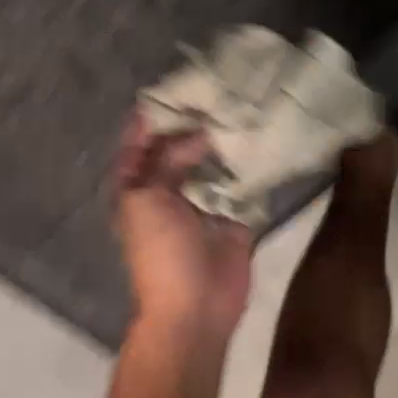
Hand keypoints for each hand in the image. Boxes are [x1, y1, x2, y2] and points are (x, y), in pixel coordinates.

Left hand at [114, 115, 252, 337]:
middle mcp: (168, 192)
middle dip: (192, 126)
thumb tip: (199, 134)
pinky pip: (241, 185)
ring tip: (240, 108)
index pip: (138, 146)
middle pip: (177, 151)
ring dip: (223, 142)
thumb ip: (166, 160)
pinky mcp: (234, 215)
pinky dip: (248, 166)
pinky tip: (260, 139)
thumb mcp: (148, 199)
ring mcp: (202, 204)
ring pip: (211, 164)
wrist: (195, 306)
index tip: (171, 90)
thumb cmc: (160, 252)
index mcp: (137, 190)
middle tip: (216, 94)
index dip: (149, 120)